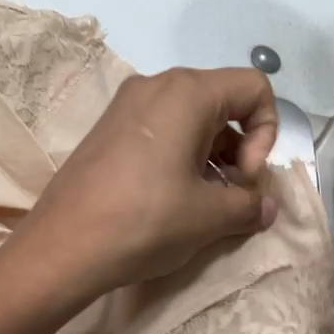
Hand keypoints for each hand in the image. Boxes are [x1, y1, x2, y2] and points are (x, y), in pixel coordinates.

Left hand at [17, 67, 280, 300]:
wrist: (65, 247)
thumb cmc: (145, 222)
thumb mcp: (208, 218)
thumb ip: (248, 207)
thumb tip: (268, 207)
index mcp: (188, 93)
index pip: (254, 88)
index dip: (266, 134)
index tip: (246, 179)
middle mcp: (157, 86)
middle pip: (222, 103)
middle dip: (239, 150)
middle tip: (230, 198)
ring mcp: (128, 107)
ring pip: (191, 121)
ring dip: (212, 160)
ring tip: (204, 207)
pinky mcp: (110, 132)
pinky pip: (162, 134)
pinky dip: (181, 161)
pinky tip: (173, 204)